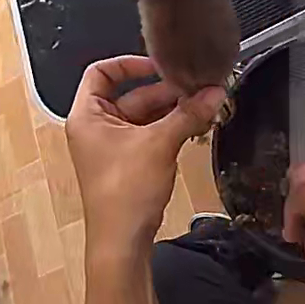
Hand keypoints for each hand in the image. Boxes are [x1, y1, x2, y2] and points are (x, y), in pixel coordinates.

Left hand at [66, 56, 224, 249]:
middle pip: (133, 94)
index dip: (130, 64)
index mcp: (88, 115)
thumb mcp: (159, 143)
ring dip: (174, 111)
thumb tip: (216, 91)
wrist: (123, 239)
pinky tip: (198, 125)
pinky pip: (153, 134)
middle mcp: (98, 127)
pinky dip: (173, 128)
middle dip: (167, 92)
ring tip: (205, 105)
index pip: (101, 73)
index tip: (161, 65)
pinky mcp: (132, 162)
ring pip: (147, 116)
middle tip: (200, 88)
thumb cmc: (125, 190)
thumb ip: (189, 114)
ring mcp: (115, 146)